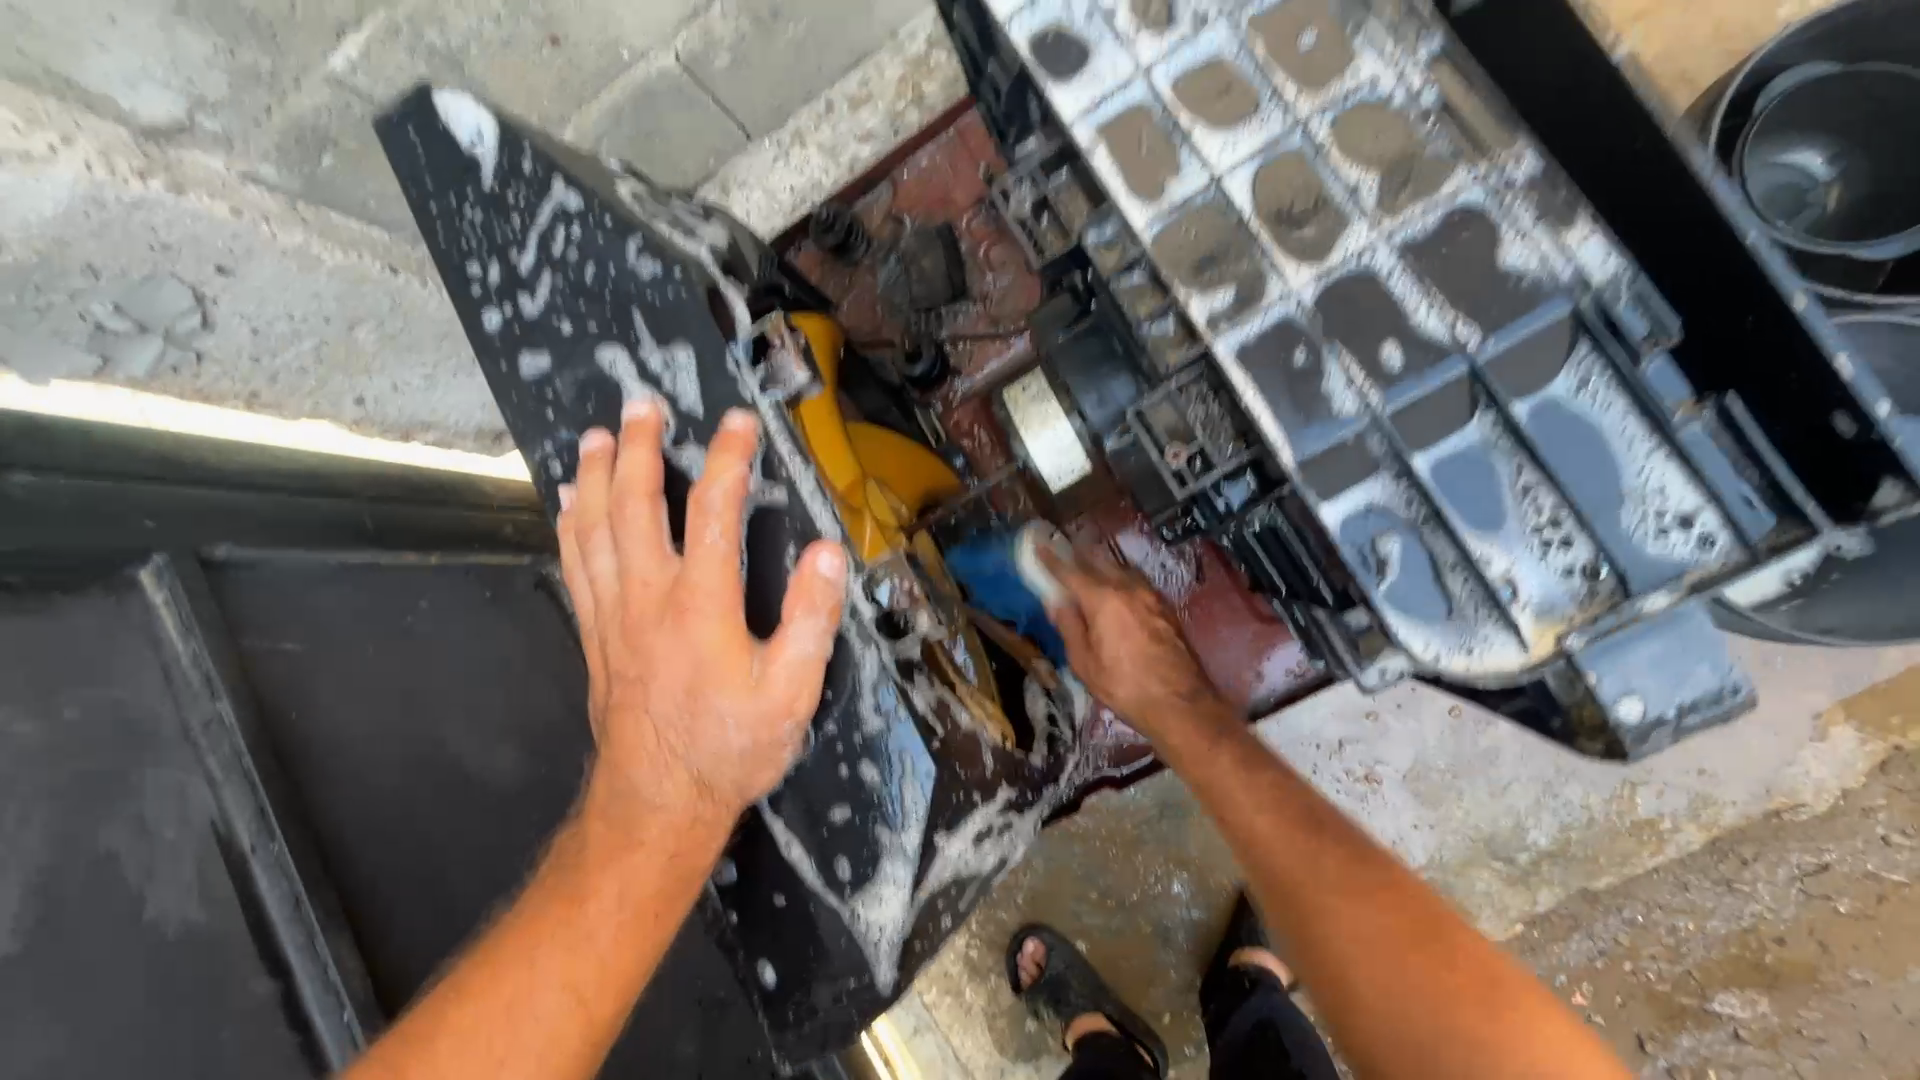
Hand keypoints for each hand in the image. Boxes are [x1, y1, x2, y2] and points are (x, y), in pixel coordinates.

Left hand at [556, 400, 847, 825]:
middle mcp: (648, 597)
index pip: (714, 512)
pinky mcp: (596, 635)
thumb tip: (828, 552)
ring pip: (594, 529)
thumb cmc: (732, 746)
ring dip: (597, 477)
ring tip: (599, 437)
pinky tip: (570, 504)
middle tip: (641, 404)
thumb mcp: (792, 691)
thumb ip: (811, 619)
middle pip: (636, 506)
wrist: (658, 801)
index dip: (728, 460)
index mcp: (701, 604)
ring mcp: (613, 615)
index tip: (738, 421)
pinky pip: (575, 566)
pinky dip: (571, 527)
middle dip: (641, 449)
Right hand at [1040, 544, 1233, 744]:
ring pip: (1122, 569)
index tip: (1039, 545)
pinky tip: (1121, 589)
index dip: (1052, 559)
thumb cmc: (1123, 687)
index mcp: (1102, 600)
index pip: (1070, 572)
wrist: (1180, 703)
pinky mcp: (1167, 607)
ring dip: (1103, 565)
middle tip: (1065, 555)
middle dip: (1080, 556)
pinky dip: (1123, 578)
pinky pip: (1138, 582)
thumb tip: (1056, 602)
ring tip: (1092, 568)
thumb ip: (1069, 627)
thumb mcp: (1084, 663)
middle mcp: (1128, 588)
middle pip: (1099, 562)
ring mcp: (1152, 596)